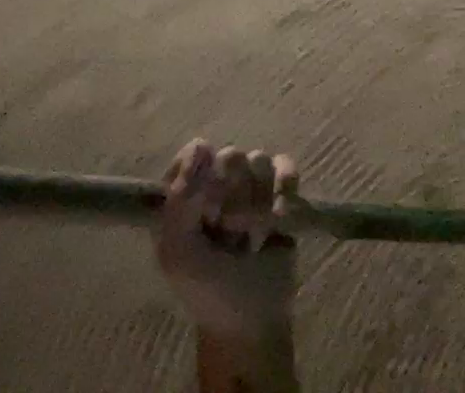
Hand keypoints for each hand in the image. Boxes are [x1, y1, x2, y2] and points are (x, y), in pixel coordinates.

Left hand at [154, 139, 300, 338]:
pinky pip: (286, 166)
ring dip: (259, 200)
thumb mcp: (178, 254)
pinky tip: (280, 217)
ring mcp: (251, 188)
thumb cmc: (207, 292)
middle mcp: (217, 186)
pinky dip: (286, 188)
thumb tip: (201, 144)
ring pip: (260, 160)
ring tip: (254, 236)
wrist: (253, 320)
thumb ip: (179, 201)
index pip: (194, 155)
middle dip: (235, 195)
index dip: (205, 177)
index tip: (206, 210)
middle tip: (230, 231)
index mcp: (184, 196)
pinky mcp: (282, 194)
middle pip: (231, 155)